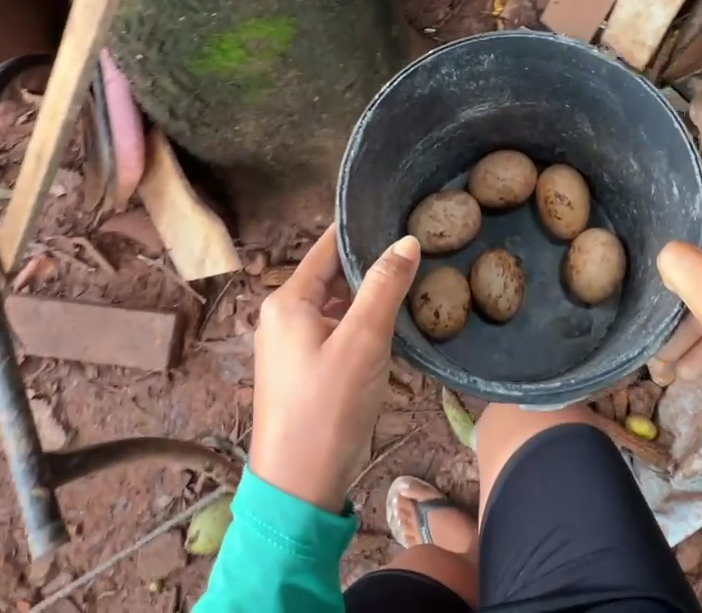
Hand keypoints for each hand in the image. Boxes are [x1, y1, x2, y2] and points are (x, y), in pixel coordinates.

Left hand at [250, 225, 420, 510]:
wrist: (298, 488)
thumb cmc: (327, 408)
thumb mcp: (362, 341)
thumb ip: (384, 287)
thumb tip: (406, 240)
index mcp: (287, 301)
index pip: (327, 247)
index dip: (361, 230)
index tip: (398, 212)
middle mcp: (283, 316)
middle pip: (332, 276)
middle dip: (371, 264)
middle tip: (419, 248)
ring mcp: (291, 346)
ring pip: (336, 305)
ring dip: (369, 297)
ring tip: (415, 280)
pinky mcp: (303, 371)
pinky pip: (335, 332)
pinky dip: (361, 324)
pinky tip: (393, 325)